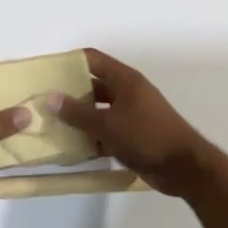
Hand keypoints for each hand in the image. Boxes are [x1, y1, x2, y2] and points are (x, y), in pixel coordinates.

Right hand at [56, 48, 217, 196]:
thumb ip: (78, 112)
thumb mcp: (108, 124)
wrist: (184, 168)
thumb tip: (50, 97)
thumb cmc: (146, 136)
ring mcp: (131, 114)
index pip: (91, 59)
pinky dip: (91, 138)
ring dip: (79, 119)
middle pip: (92, 86)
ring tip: (52, 126)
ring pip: (98, 111)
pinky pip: (106, 131)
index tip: (46, 73)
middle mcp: (127, 92)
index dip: (69, 62)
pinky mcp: (132, 135)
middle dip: (69, 94)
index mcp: (124, 80)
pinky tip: (72, 149)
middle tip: (43, 103)